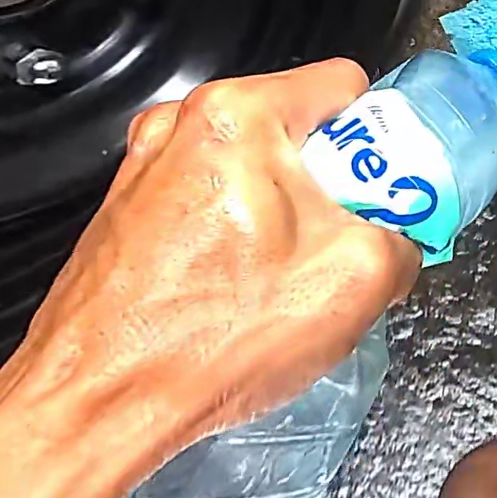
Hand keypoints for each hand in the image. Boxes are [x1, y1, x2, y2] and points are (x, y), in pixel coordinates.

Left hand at [5, 58, 419, 446]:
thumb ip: (407, 239)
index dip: (381, 132)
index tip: (381, 186)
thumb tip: (403, 238)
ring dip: (296, 198)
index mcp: (241, 115)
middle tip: (345, 230)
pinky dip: (252, 218)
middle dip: (339, 172)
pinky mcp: (134, 202)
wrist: (89, 413)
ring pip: (265, 156)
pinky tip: (249, 274)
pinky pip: (224, 187)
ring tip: (296, 259)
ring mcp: (151, 161)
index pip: (347, 84)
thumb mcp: (361, 278)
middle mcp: (187, 122)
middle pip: (305, 121)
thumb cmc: (211, 339)